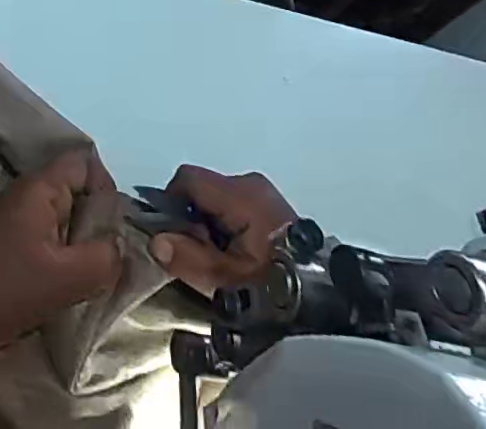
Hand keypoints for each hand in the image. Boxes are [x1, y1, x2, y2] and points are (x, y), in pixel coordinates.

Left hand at [0, 148, 123, 356]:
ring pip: (66, 221)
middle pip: (78, 192)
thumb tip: (121, 247)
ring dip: (83, 247)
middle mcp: (28, 195)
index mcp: (39, 187)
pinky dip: (66, 260)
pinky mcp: (12, 245)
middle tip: (111, 260)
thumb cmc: (6, 287)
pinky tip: (71, 289)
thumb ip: (105, 258)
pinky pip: (51, 241)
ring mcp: (18, 220)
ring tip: (94, 279)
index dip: (107, 188)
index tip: (118, 229)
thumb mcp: (66, 276)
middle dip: (99, 224)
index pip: (84, 163)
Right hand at [148, 166, 295, 295]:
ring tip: (221, 259)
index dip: (171, 203)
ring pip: (218, 200)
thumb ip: (187, 257)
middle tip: (199, 254)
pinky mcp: (276, 208)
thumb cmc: (273, 284)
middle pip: (202, 190)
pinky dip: (229, 227)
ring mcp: (267, 195)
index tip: (173, 235)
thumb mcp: (225, 278)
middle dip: (193, 218)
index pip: (187, 179)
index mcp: (239, 193)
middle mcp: (252, 184)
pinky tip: (239, 257)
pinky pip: (237, 207)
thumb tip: (156, 242)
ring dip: (211, 224)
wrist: (330, 305)